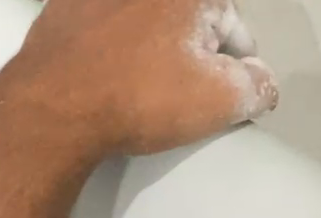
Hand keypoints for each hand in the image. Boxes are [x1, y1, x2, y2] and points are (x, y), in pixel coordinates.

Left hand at [0, 0, 278, 162]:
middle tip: (188, 97)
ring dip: (157, 49)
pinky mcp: (67, 7)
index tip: (229, 95)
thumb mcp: (218, 101)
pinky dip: (118, 47)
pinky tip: (114, 78)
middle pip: (190, 20)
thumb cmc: (141, 98)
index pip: (234, 26)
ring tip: (149, 91)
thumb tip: (265, 82)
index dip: (238, 66)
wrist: (55, 105)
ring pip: (148, 22)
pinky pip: (108, 25)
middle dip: (197, 55)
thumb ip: (256, 86)